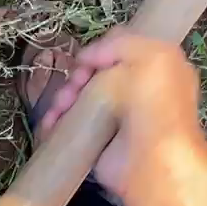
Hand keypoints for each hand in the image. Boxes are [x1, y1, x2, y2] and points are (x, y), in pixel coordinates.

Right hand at [33, 30, 206, 195]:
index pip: (120, 50)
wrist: (152, 162)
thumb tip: (88, 58)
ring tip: (58, 109)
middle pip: (94, 74)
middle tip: (72, 88)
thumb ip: (121, 43)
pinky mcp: (99, 141)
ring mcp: (116, 119)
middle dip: (76, 78)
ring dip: (63, 99)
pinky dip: (58, 122)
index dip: (99, 52)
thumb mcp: (151, 56)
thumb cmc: (155, 105)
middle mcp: (137, 92)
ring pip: (79, 98)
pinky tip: (50, 124)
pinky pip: (72, 125)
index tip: (85, 63)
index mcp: (156, 70)